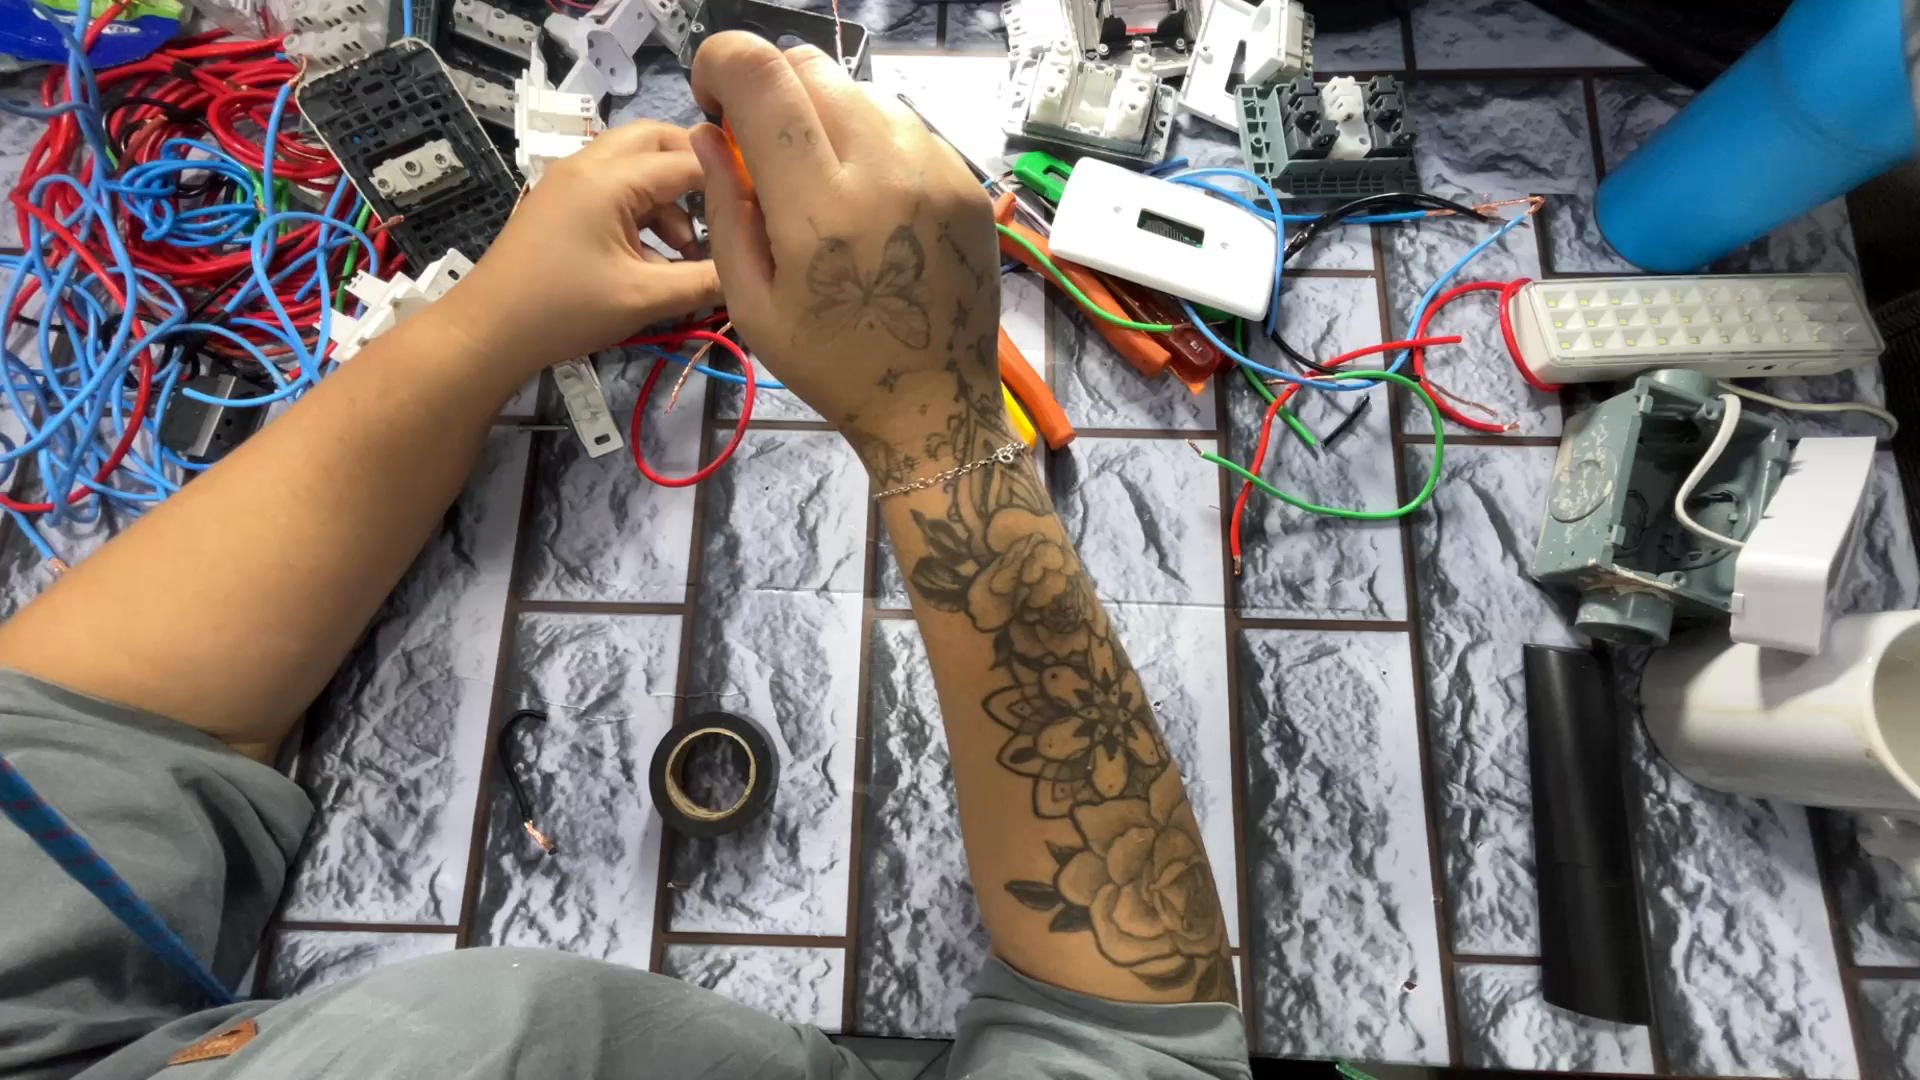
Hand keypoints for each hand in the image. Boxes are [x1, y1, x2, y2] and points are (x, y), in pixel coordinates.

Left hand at [433, 120, 722, 374]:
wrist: (493, 328)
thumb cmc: (567, 309)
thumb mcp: (646, 299)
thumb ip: (704, 283)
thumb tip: (750, 275)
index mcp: (609, 180)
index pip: (685, 160)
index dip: (729, 178)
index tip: (763, 202)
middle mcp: (590, 166)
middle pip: (656, 141)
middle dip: (698, 170)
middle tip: (730, 207)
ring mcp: (574, 183)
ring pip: (638, 168)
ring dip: (673, 200)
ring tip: (690, 254)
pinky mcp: (568, 205)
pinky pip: (620, 193)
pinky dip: (649, 216)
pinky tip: (659, 263)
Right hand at [688, 33, 1011, 482]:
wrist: (933, 405)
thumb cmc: (835, 369)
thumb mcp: (755, 307)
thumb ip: (725, 212)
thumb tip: (709, 136)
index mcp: (822, 208)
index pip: (761, 73)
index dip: (721, 65)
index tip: (717, 106)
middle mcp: (886, 171)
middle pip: (812, 68)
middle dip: (773, 93)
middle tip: (769, 154)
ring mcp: (938, 172)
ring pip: (864, 94)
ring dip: (827, 119)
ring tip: (827, 186)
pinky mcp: (969, 187)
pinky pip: (908, 128)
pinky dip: (875, 145)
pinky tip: (873, 202)